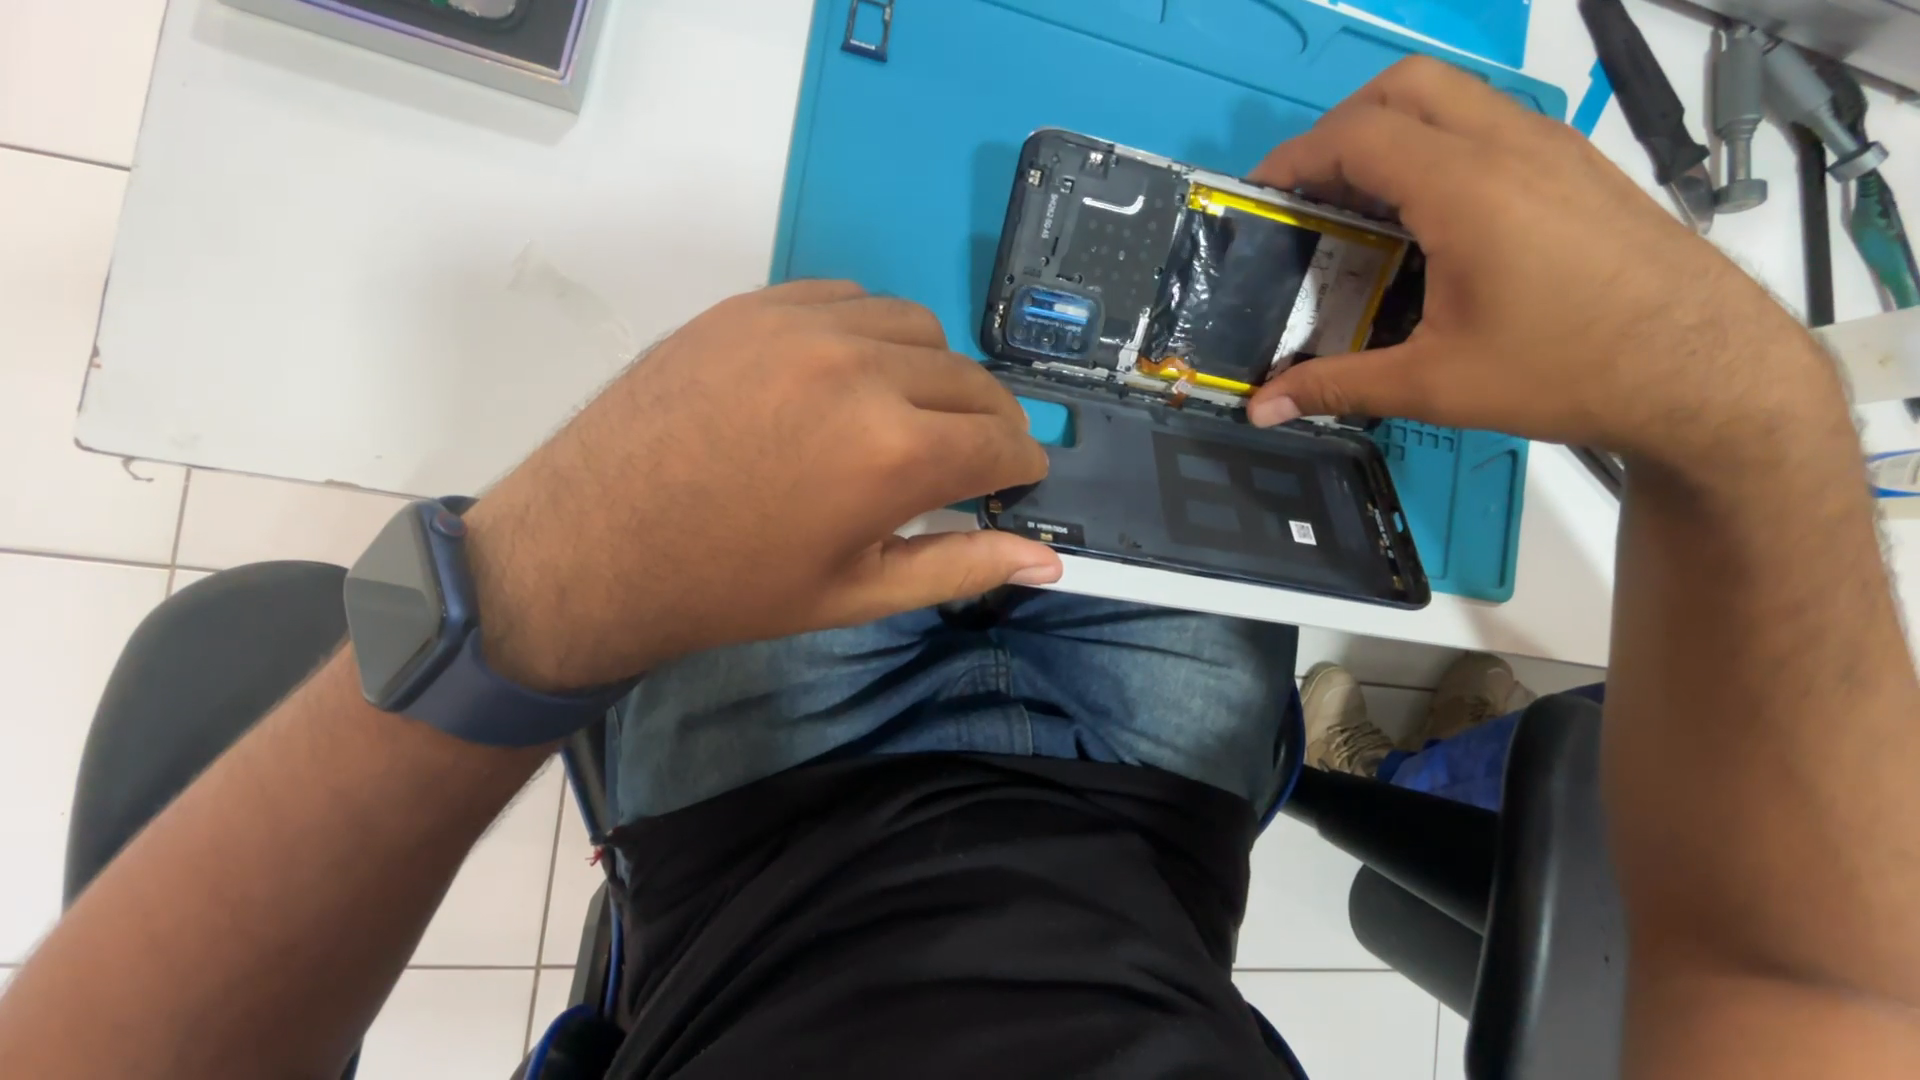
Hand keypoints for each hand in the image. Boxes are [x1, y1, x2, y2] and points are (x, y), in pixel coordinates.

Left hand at [460, 281, 1058, 690]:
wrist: (593, 548)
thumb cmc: (732, 589)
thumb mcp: (857, 593)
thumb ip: (961, 566)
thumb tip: (1049, 560)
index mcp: (893, 453)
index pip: (1002, 441)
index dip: (1020, 466)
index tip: (1014, 480)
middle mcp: (862, 370)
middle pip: (972, 380)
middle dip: (989, 423)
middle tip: (969, 459)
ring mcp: (804, 326)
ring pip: (918, 329)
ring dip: (933, 375)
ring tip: (905, 416)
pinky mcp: (757, 305)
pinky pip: (851, 299)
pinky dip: (873, 335)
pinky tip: (849, 377)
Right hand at [1245, 58, 1838, 465]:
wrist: (1706, 371)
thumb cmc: (1562, 371)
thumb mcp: (1432, 385)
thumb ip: (1334, 386)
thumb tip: (1258, 410)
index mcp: (1467, 187)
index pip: (1359, 135)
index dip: (1296, 158)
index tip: (1260, 196)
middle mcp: (1510, 145)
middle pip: (1404, 87)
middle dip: (1339, 127)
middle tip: (1310, 192)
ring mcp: (1553, 147)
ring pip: (1453, 98)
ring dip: (1391, 132)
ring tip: (1358, 205)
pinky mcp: (1577, 166)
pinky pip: (1488, 124)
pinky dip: (1436, 147)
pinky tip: (1427, 219)